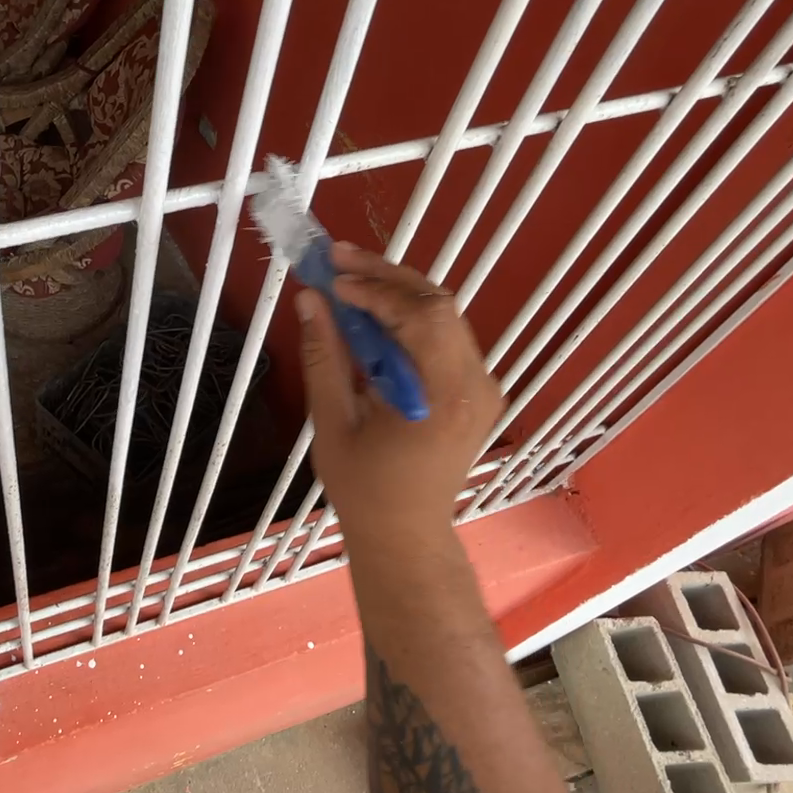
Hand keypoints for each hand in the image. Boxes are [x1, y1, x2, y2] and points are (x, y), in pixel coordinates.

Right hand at [296, 243, 503, 532]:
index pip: (422, 317)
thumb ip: (324, 357)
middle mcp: (475, 384)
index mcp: (444, 396)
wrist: (406, 534)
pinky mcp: (474, 390)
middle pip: (438, 305)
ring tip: (348, 279)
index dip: (376, 289)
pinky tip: (371, 313)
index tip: (332, 280)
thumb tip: (310, 300)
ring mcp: (481, 386)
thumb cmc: (364, 488)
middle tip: (337, 258)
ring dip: (396, 293)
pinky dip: (407, 318)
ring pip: (444, 316)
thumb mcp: (333, 422)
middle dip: (386, 277)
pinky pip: (443, 337)